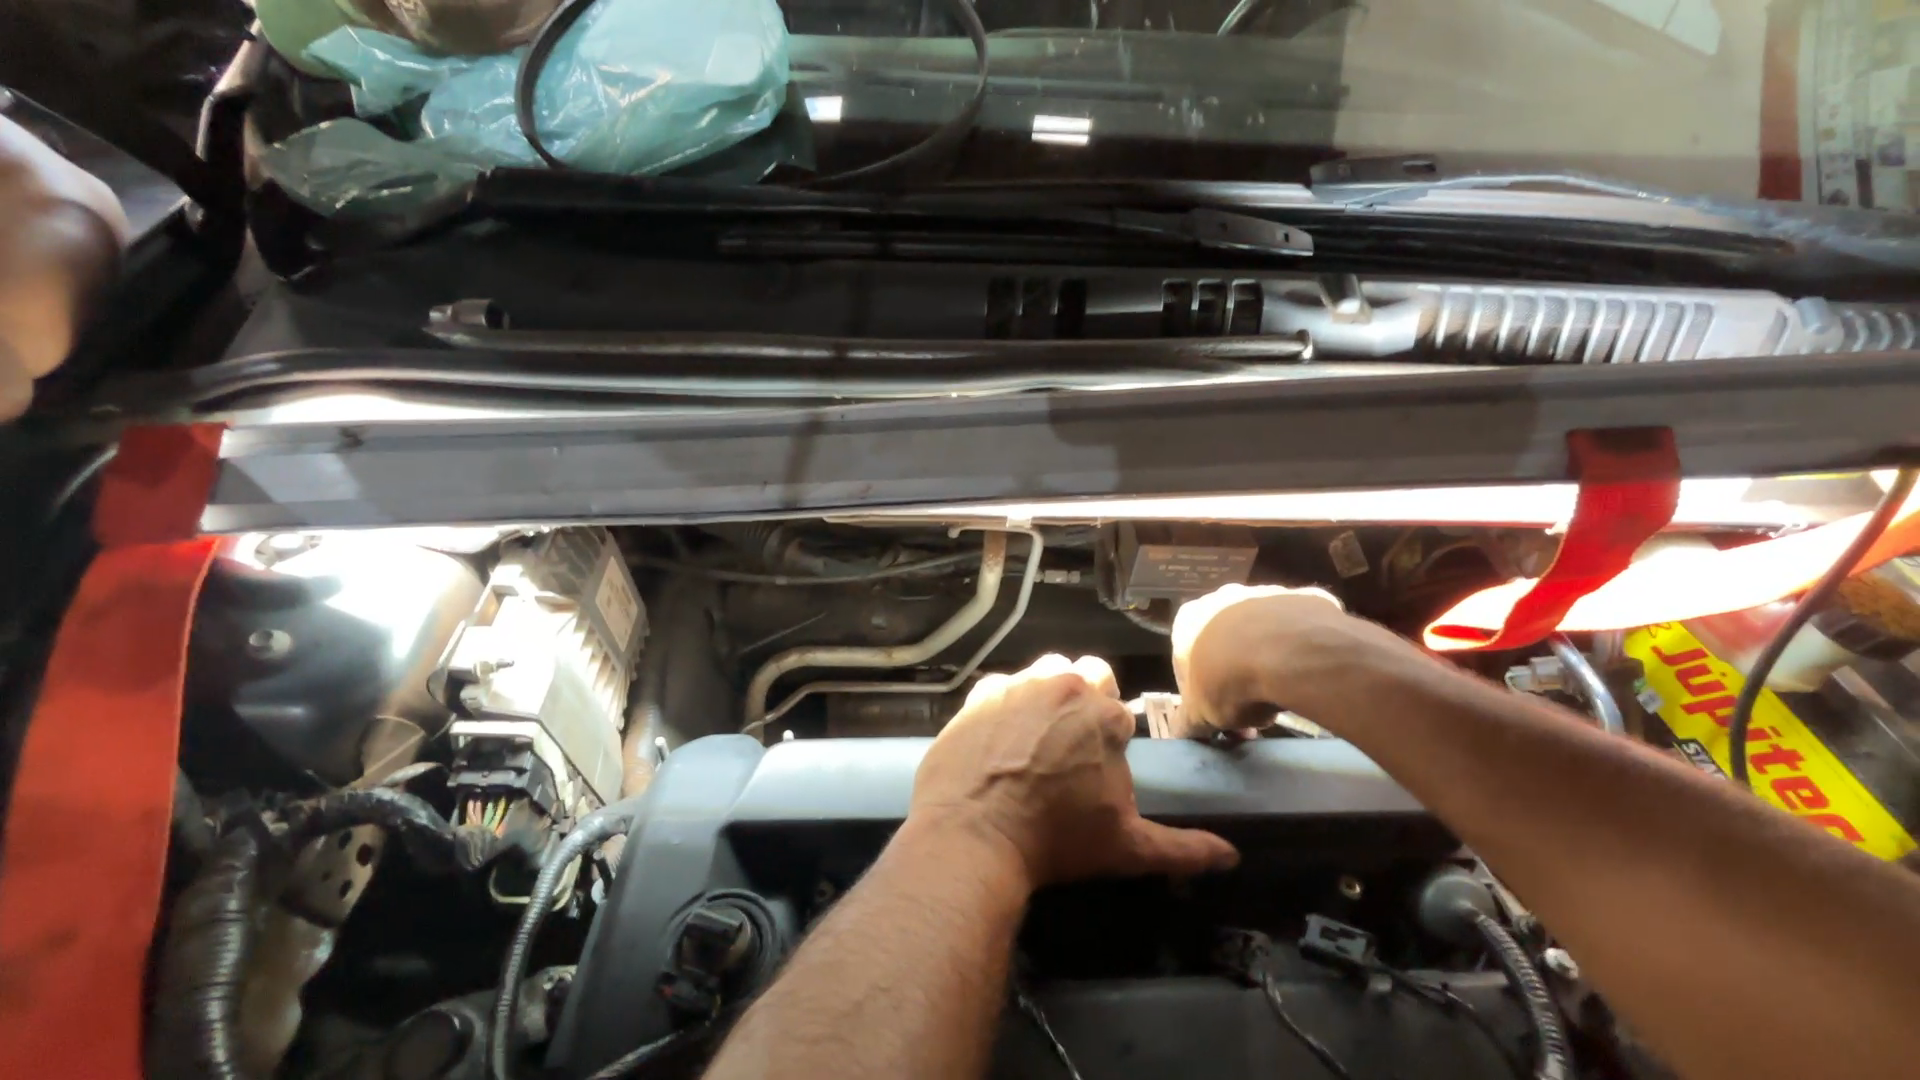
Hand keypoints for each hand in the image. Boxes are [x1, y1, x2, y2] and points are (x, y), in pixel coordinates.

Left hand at [909, 653, 1238, 889]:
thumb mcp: (1126, 847)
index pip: (1120, 712)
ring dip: (1047, 696)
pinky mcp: (977, 696)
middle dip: (1086, 700)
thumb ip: (1181, 847)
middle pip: (1086, 675)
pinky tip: (999, 740)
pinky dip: (1004, 707)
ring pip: (1043, 673)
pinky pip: (1000, 688)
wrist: (974, 837)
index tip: (1096, 767)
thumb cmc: (1057, 840)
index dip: (1112, 738)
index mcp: (1104, 715)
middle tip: (1071, 746)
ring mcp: (1016, 686)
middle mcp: (1062, 686)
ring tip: (1037, 739)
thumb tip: (1231, 857)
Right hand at [1172, 584, 1402, 737]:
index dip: (1204, 692)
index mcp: (1188, 621)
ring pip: (1264, 636)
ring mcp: (1265, 594)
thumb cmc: (1229, 682)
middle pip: (1227, 646)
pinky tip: (1307, 673)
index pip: (1188, 662)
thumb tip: (1178, 731)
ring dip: (1268, 663)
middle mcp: (1222, 599)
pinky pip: (1299, 630)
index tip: (1220, 714)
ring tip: (1283, 696)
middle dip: (1237, 678)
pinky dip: (1300, 650)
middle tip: (1255, 713)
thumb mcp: (1198, 715)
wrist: (1291, 656)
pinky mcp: (1304, 597)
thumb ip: (1185, 721)